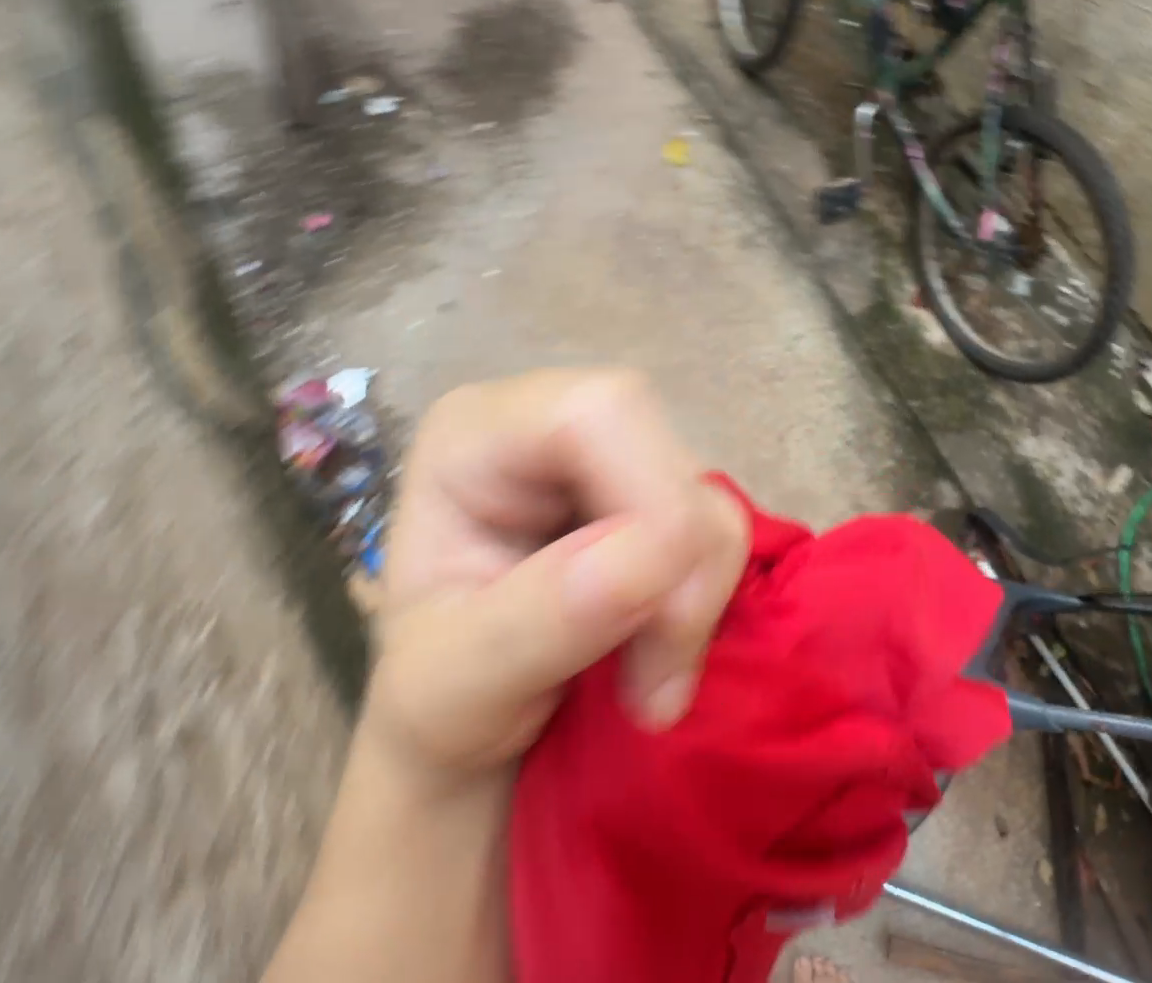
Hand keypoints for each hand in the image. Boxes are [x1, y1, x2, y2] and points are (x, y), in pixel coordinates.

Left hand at [366, 369, 750, 780]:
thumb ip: (532, 622)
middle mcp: (555, 429)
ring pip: (709, 502)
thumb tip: (644, 558)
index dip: (648, 504)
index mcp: (475, 438)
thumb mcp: (449, 687)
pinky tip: (661, 659)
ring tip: (648, 687)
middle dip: (682, 573)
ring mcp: (615, 466)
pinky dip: (707, 606)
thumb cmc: (432, 704)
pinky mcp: (656, 508)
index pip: (596, 415)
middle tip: (651, 685)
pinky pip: (718, 538)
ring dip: (699, 603)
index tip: (650, 626)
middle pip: (668, 455)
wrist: (467, 735)